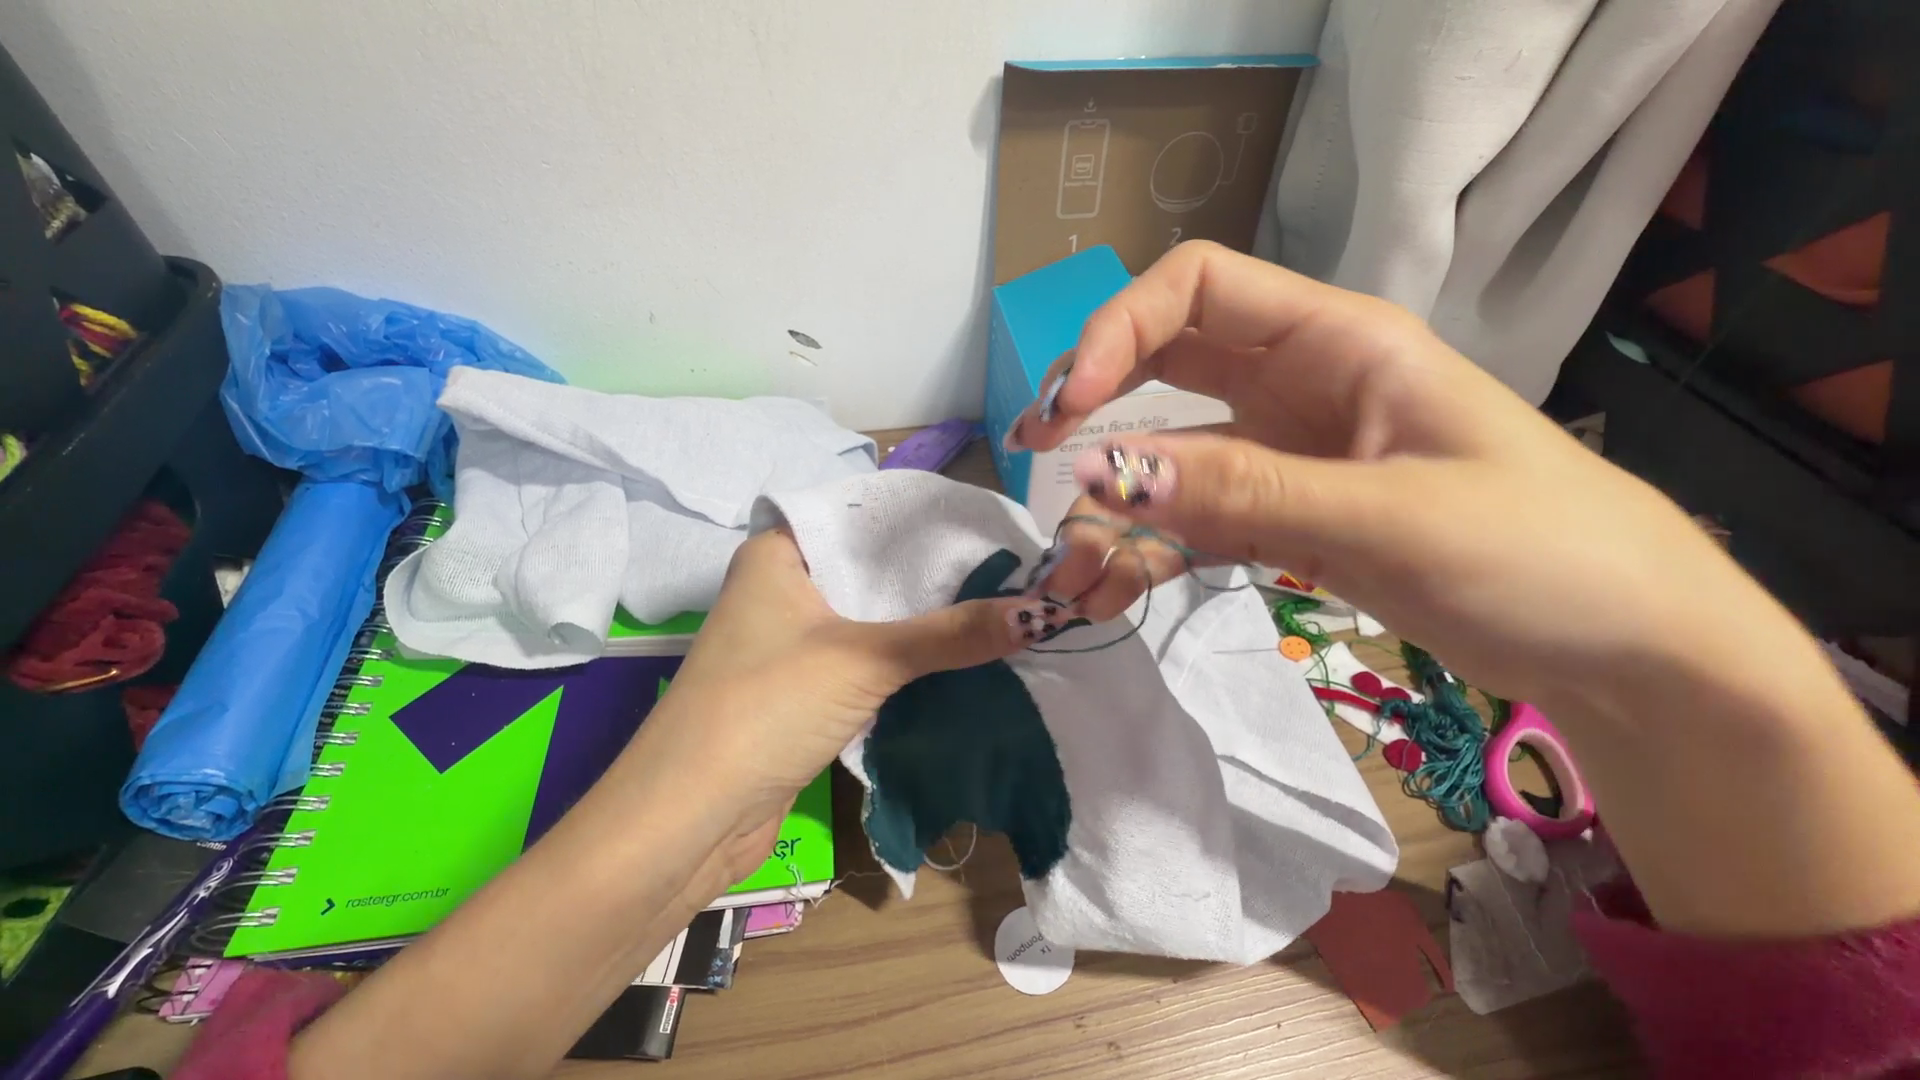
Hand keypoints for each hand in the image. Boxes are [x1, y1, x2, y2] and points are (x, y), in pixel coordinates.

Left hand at [636, 527, 1035, 849]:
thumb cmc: (765, 708)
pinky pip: (866, 656)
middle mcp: (781, 586)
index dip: (926, 517)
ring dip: (925, 617)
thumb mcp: (864, 660)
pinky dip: (907, 656)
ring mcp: (790, 640)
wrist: (689, 818)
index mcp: (778, 552)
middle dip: (936, 572)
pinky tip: (960, 652)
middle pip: (872, 566)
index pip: (863, 514)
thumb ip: (950, 634)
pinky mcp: (803, 688)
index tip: (992, 520)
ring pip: (872, 615)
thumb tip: (1043, 613)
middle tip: (1012, 565)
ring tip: (1001, 600)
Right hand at [1006, 240, 1776, 707]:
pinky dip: (1150, 554)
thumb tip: (1100, 474)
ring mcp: (1288, 458)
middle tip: (1034, 458)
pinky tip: (1110, 595)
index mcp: (1336, 343)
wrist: (1628, 653)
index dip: (1117, 331)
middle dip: (1093, 409)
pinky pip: (1196, 523)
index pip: (1197, 287)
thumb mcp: (1387, 518)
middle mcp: (1300, 387)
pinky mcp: (1288, 521)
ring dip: (1113, 512)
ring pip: (1171, 463)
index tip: (1069, 407)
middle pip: (1166, 368)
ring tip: (1071, 580)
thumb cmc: (1539, 556)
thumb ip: (1243, 492)